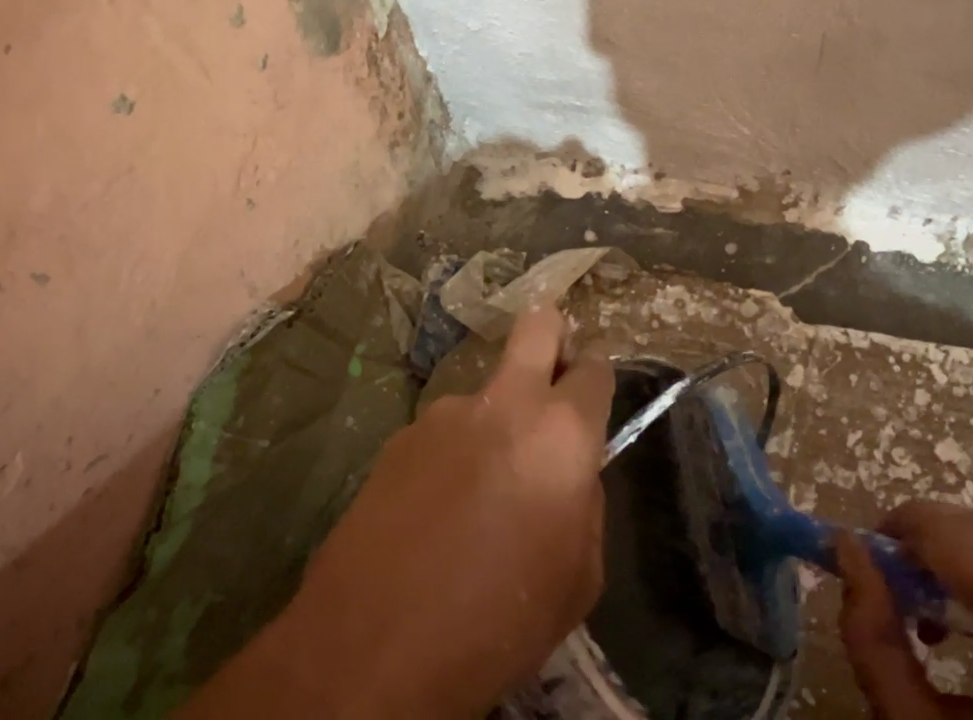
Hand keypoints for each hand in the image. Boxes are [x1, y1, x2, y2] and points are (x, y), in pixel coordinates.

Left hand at [180, 304, 613, 719]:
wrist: (376, 646)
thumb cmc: (501, 620)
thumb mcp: (578, 577)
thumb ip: (584, 505)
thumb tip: (571, 476)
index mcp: (561, 434)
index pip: (594, 371)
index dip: (596, 383)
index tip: (590, 403)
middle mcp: (503, 404)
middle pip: (537, 327)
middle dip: (552, 334)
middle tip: (551, 374)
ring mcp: (442, 415)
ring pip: (483, 395)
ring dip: (490, 423)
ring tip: (475, 493)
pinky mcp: (396, 437)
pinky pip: (441, 433)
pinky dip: (448, 456)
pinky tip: (434, 509)